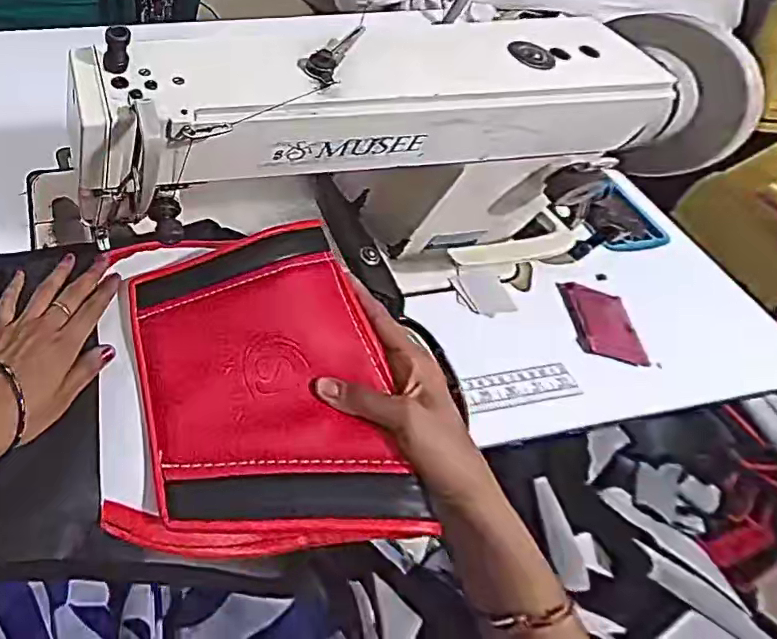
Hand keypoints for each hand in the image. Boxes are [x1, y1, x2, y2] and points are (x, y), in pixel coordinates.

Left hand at [0, 254, 119, 490]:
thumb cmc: (22, 411)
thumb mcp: (65, 397)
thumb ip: (86, 369)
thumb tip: (104, 353)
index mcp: (64, 346)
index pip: (91, 310)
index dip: (105, 292)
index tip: (113, 279)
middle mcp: (45, 330)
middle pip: (73, 295)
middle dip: (90, 275)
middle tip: (101, 261)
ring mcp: (22, 326)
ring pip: (45, 291)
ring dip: (59, 273)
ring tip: (69, 259)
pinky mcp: (0, 329)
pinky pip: (9, 301)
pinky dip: (15, 285)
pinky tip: (19, 275)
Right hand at [313, 284, 494, 506]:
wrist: (465, 500)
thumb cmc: (453, 455)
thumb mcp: (406, 417)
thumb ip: (365, 397)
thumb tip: (327, 383)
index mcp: (416, 362)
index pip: (382, 317)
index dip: (360, 295)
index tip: (339, 276)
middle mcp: (405, 375)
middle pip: (367, 342)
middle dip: (341, 328)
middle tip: (313, 314)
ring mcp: (396, 397)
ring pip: (359, 371)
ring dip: (338, 367)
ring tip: (310, 355)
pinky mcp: (388, 420)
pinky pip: (357, 399)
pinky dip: (341, 396)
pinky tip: (323, 398)